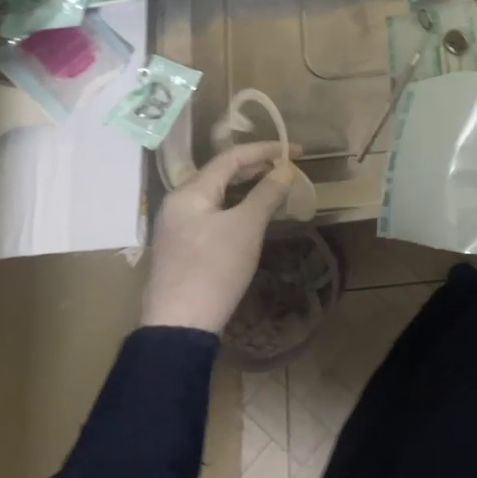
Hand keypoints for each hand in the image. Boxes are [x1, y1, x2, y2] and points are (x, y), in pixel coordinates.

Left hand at [142, 141, 296, 331]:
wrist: (179, 327)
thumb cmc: (213, 270)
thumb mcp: (246, 228)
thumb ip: (266, 193)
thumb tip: (285, 170)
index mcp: (190, 192)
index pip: (231, 157)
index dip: (266, 150)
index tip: (298, 151)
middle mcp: (179, 203)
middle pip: (222, 174)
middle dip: (257, 168)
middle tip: (289, 169)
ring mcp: (179, 226)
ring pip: (219, 195)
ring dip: (249, 189)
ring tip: (277, 189)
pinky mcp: (184, 247)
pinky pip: (215, 214)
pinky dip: (238, 208)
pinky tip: (255, 217)